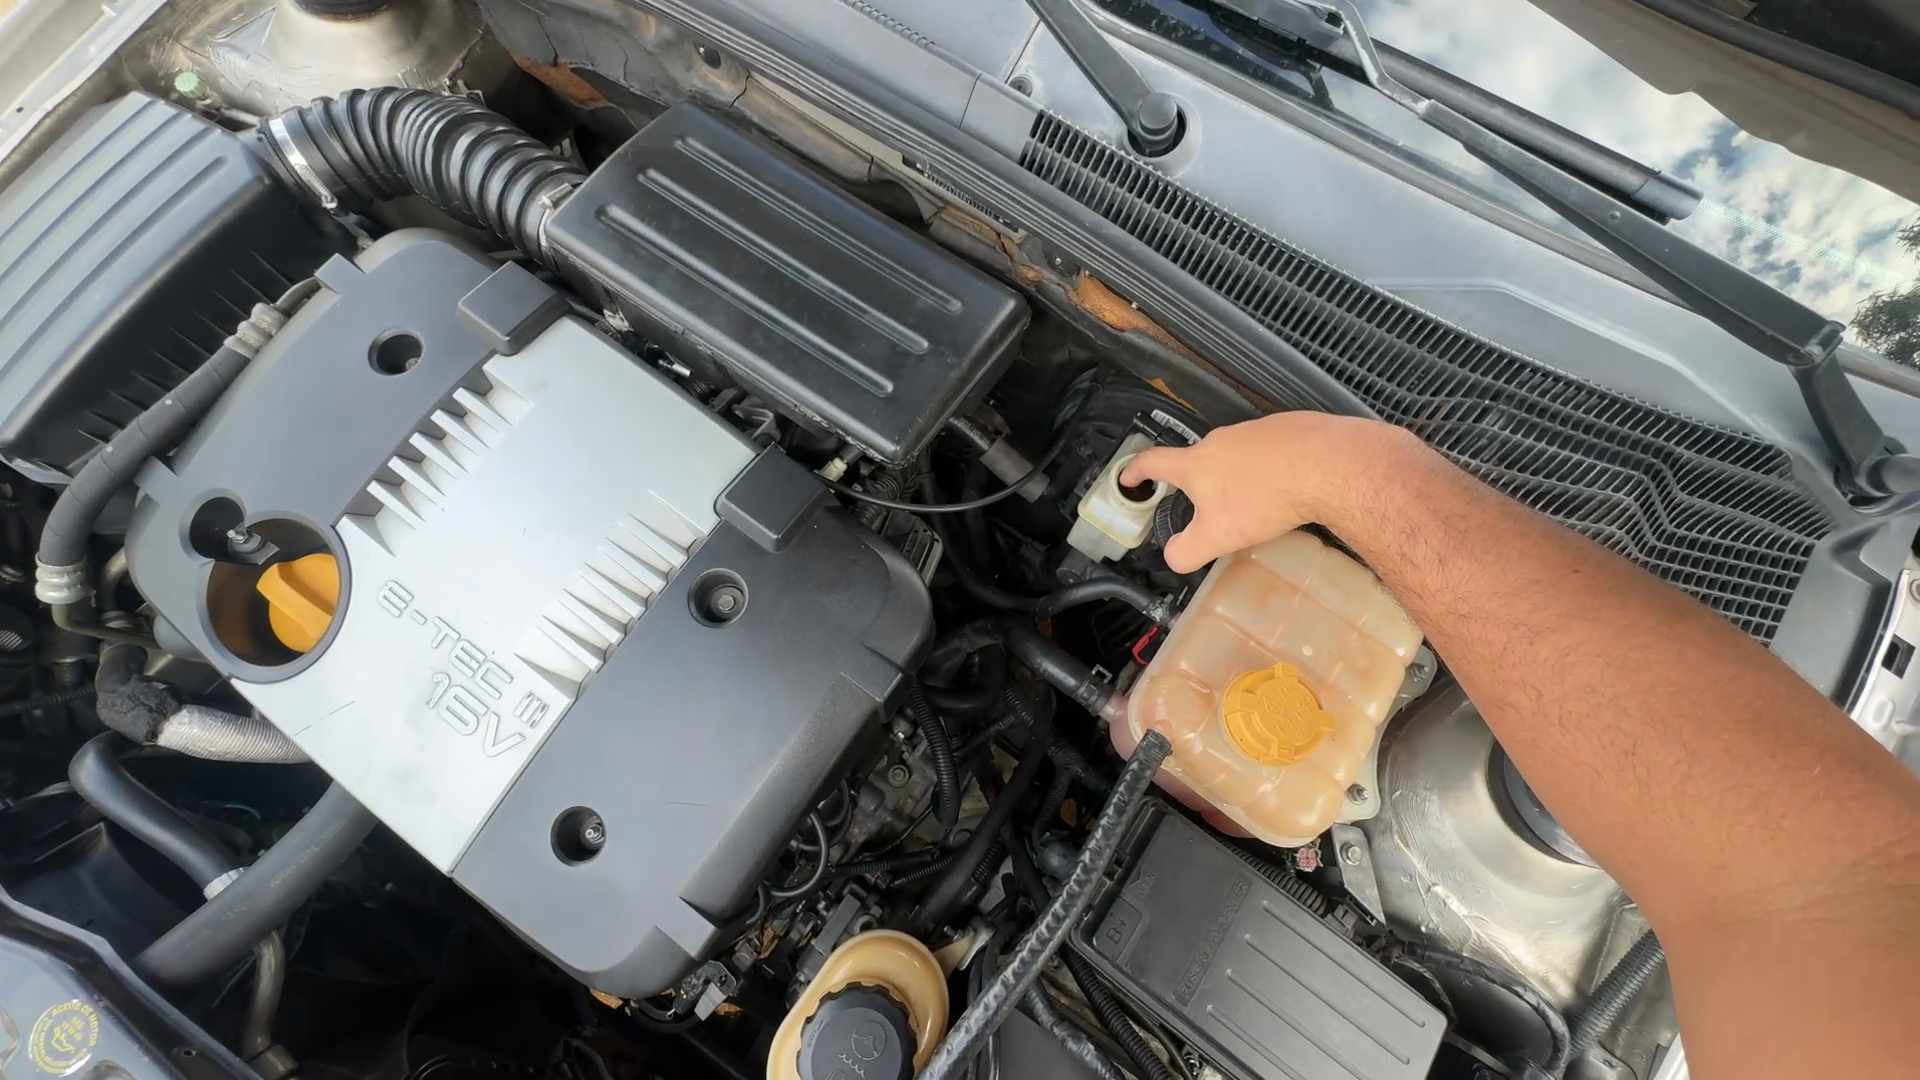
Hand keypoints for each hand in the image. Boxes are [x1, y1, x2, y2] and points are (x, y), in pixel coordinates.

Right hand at [1120, 412, 1418, 572]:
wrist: (1329, 465)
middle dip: (1194, 479)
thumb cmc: (1263, 500)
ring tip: (1249, 499)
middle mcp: (1220, 440)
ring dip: (1233, 473)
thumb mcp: (1217, 537)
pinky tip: (1285, 485)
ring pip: (1234, 452)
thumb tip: (1172, 558)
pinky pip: (1269, 447)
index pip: (1153, 462)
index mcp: (1196, 464)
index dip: (1134, 471)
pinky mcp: (1290, 427)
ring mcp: (1256, 429)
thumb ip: (1187, 551)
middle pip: (1196, 457)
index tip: (1127, 478)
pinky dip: (1268, 465)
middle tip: (1200, 503)